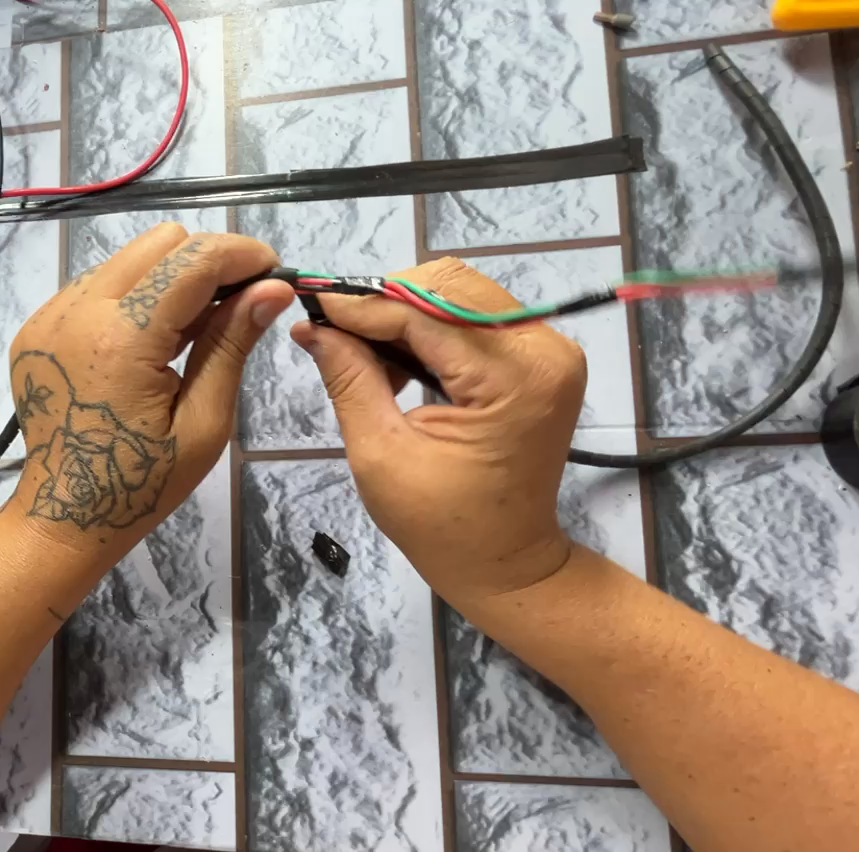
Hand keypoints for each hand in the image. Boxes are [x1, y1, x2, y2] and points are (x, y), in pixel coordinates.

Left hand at [4, 223, 292, 553]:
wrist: (63, 516)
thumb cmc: (140, 484)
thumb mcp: (202, 424)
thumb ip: (231, 346)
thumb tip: (274, 287)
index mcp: (121, 340)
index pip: (193, 259)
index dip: (243, 256)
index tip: (273, 276)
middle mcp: (77, 313)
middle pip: (159, 242)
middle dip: (207, 263)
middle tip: (232, 310)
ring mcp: (48, 318)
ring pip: (126, 259)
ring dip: (168, 280)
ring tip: (186, 336)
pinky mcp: (35, 329)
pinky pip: (95, 286)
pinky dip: (131, 299)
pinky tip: (144, 347)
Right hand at [291, 257, 586, 605]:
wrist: (502, 558)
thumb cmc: (438, 523)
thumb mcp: (379, 453)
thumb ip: (350, 380)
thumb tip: (311, 328)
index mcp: (513, 378)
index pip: (426, 313)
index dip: (363, 305)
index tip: (312, 305)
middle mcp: (543, 349)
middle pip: (449, 287)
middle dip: (383, 301)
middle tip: (332, 328)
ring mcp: (547, 350)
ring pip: (459, 294)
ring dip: (402, 312)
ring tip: (358, 347)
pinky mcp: (538, 358)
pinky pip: (472, 317)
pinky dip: (425, 327)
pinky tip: (393, 357)